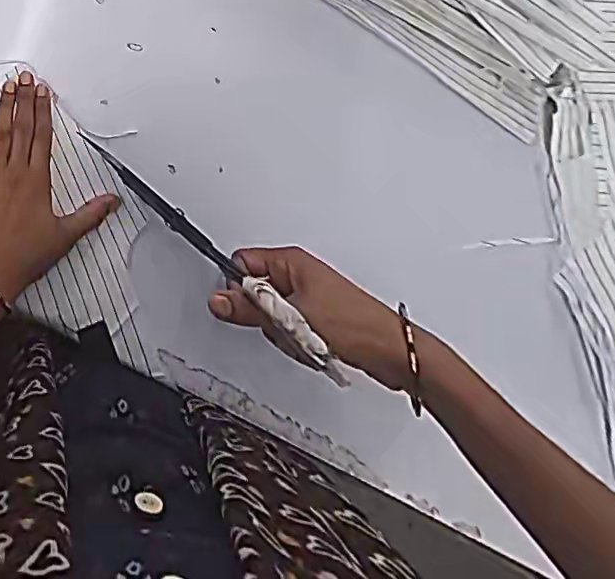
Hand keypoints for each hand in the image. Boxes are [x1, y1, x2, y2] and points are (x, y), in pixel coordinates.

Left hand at [0, 72, 118, 301]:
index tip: (44, 92)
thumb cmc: (23, 256)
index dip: (44, 110)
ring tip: (7, 86)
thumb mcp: (64, 236)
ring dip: (4, 107)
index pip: (42, 136)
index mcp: (37, 181)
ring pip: (0, 133)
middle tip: (26, 77)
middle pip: (22, 127)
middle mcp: (14, 173)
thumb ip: (90, 214)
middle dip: (25, 99)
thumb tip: (111, 202)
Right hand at [208, 247, 410, 390]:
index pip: (241, 263)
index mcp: (289, 260)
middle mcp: (297, 274)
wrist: (395, 353)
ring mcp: (307, 296)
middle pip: (254, 291)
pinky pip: (288, 327)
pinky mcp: (315, 316)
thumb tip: (218, 299)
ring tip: (304, 339)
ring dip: (282, 333)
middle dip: (264, 316)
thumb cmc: (356, 325)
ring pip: (271, 313)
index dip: (238, 288)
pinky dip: (295, 341)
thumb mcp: (291, 317)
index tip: (246, 308)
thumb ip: (250, 309)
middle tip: (284, 325)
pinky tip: (311, 347)